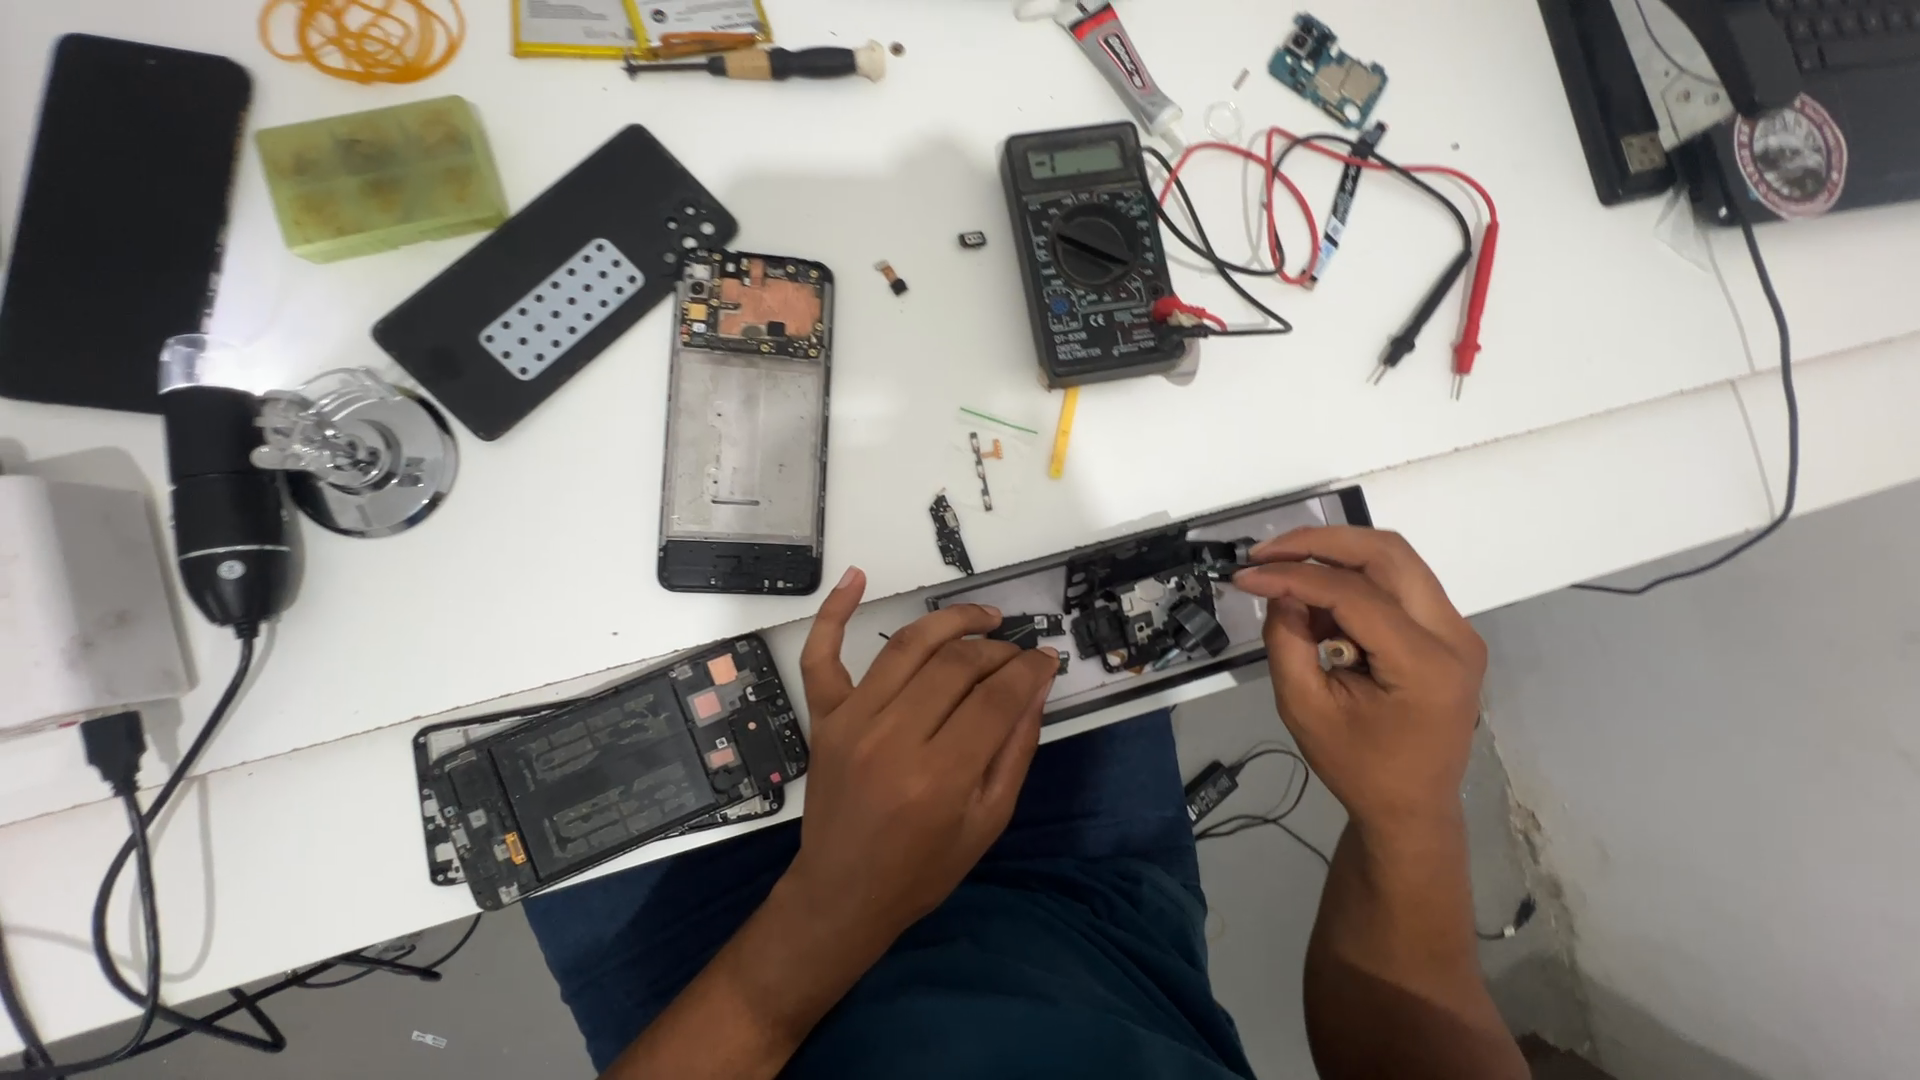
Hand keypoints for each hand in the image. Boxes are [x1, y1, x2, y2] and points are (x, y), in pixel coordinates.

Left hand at [787, 568, 1057, 942]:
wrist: (843, 893)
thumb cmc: (922, 869)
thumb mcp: (987, 822)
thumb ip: (1015, 751)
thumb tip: (1036, 687)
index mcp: (939, 777)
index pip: (996, 698)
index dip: (1029, 670)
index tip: (1046, 659)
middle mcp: (892, 740)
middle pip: (956, 665)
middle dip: (998, 649)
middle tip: (1017, 652)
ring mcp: (851, 723)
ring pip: (907, 646)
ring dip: (950, 620)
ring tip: (983, 616)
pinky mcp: (823, 718)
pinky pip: (822, 655)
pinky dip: (834, 612)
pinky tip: (856, 576)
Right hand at [1232, 527, 1485, 834]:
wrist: (1411, 807)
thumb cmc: (1357, 766)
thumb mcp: (1305, 708)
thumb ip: (1287, 642)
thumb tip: (1278, 589)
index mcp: (1425, 664)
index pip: (1354, 593)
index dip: (1293, 575)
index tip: (1244, 577)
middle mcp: (1454, 635)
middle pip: (1387, 553)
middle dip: (1320, 542)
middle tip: (1267, 552)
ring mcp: (1457, 631)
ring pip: (1395, 559)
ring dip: (1336, 555)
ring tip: (1285, 572)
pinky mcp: (1447, 632)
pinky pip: (1397, 583)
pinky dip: (1352, 579)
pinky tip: (1316, 601)